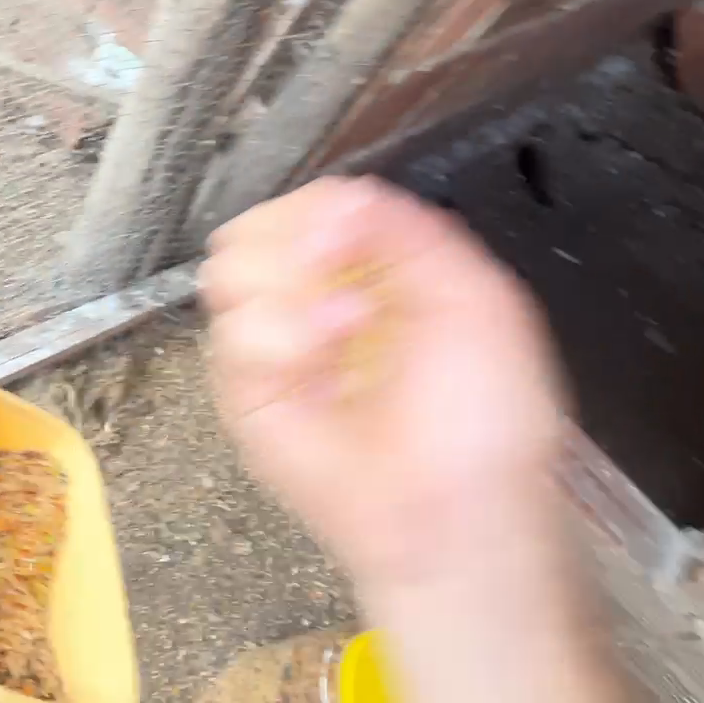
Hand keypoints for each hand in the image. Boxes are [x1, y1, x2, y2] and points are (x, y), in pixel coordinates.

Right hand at [201, 175, 568, 591]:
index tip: (349, 231)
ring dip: (288, 290)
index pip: (301, 207)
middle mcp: (301, 298)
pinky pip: (232, 332)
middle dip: (291, 243)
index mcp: (355, 271)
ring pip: (226, 270)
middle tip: (335, 272)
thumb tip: (339, 197)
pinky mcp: (239, 386)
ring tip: (344, 328)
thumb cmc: (477, 414)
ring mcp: (266, 340)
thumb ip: (410, 232)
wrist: (448, 506)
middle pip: (249, 228)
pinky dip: (281, 340)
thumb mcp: (475, 300)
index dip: (314, 209)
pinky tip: (320, 368)